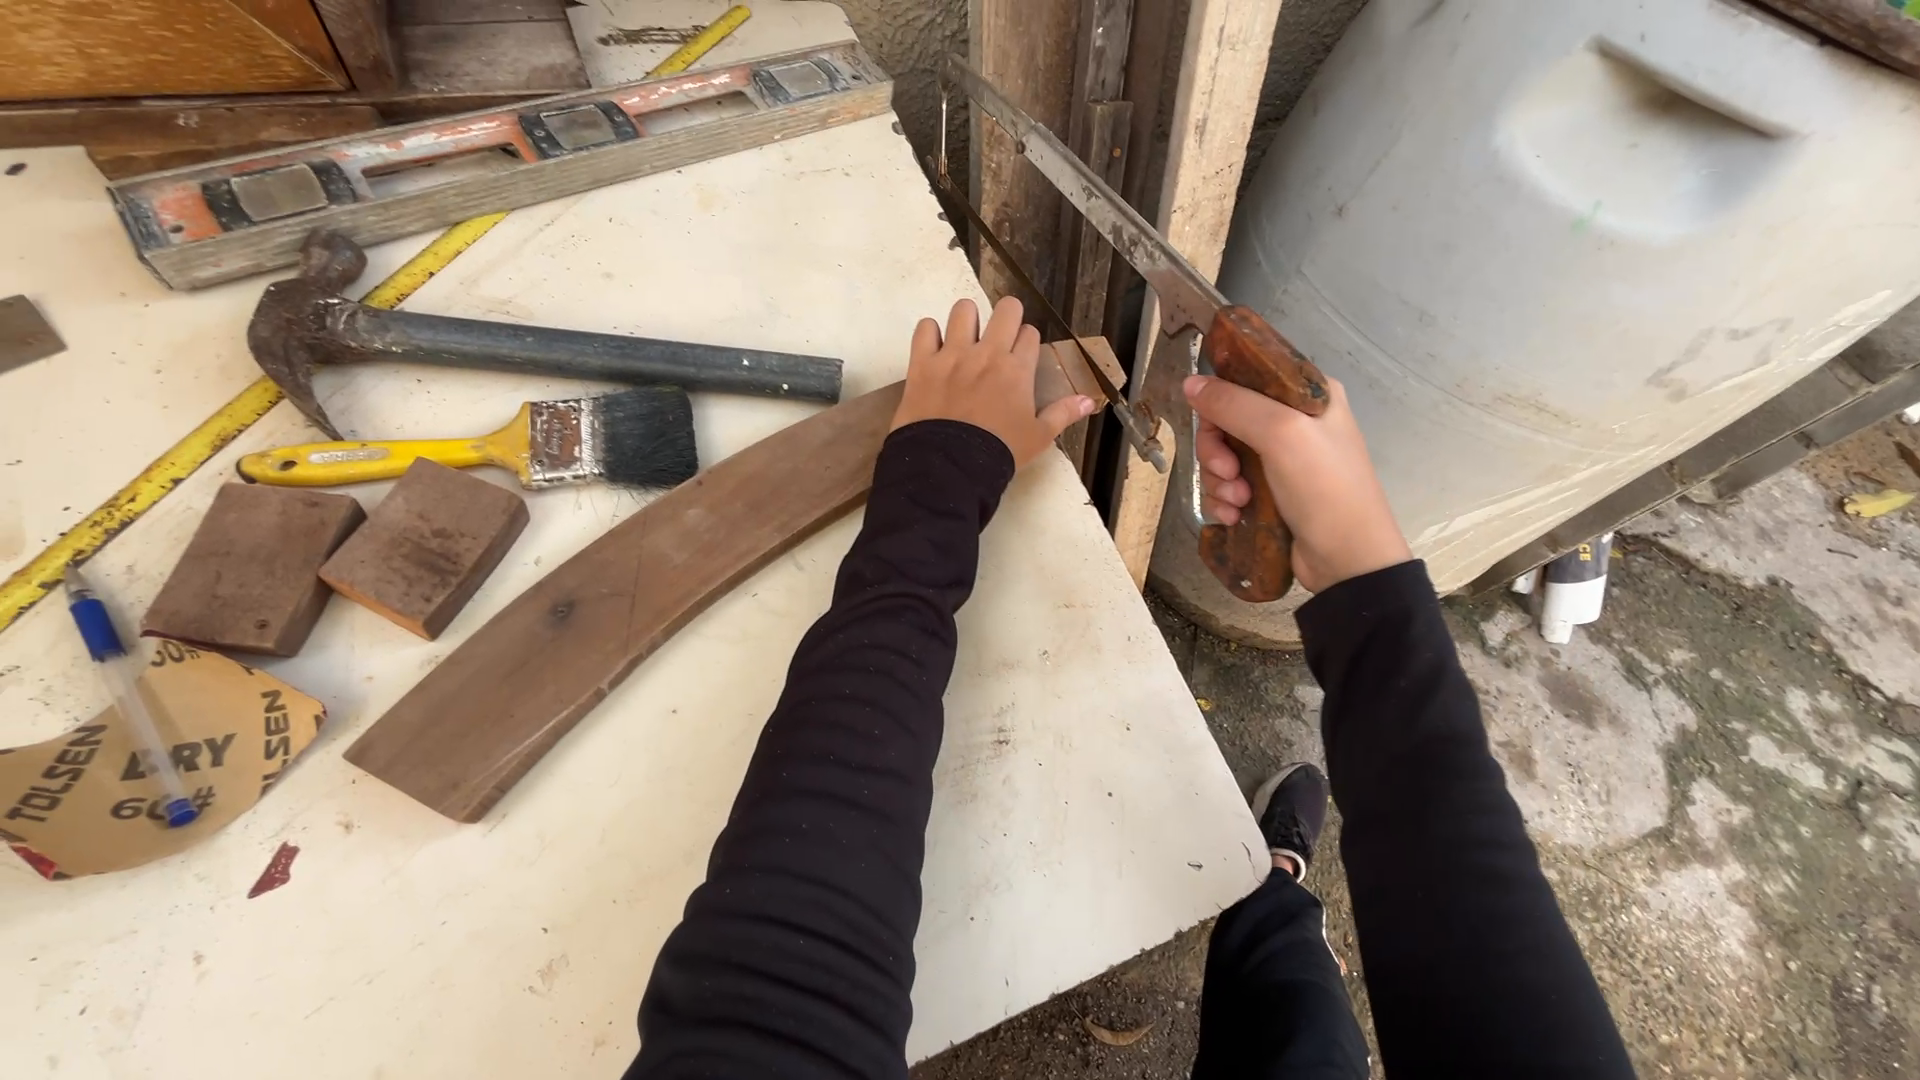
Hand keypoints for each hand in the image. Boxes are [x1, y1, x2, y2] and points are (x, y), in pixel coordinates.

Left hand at [891, 297, 1093, 467]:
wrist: (950, 466)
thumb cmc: (999, 452)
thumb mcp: (1038, 437)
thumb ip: (1062, 414)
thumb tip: (1089, 401)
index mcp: (1017, 369)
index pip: (1030, 334)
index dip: (1027, 342)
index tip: (1021, 356)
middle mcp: (987, 354)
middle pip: (1005, 310)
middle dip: (1007, 317)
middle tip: (999, 336)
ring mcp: (952, 355)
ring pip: (963, 310)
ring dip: (967, 320)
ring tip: (965, 338)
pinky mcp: (922, 363)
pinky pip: (925, 328)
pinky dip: (930, 333)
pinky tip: (935, 347)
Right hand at [1185, 373, 1409, 593]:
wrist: (1346, 558)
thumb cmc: (1323, 486)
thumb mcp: (1280, 434)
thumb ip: (1233, 404)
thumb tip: (1189, 383)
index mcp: (1307, 393)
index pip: (1248, 377)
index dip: (1223, 398)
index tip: (1213, 421)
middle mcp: (1294, 421)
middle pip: (1227, 420)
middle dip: (1216, 449)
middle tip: (1226, 470)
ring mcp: (1280, 459)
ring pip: (1223, 455)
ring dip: (1220, 480)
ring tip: (1237, 501)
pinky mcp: (1268, 492)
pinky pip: (1228, 485)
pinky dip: (1225, 500)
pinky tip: (1234, 514)